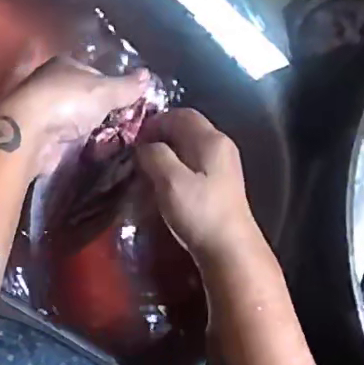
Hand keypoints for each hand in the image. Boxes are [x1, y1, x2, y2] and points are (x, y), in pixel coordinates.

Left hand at [0, 59, 153, 175]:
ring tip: (119, 141)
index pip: (94, 71)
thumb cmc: (67, 102)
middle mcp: (52, 85)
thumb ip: (127, 86)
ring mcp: (46, 113)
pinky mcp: (42, 138)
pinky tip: (98, 153)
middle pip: (84, 97)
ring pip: (76, 119)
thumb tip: (148, 76)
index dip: (112, 84)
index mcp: (64, 64)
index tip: (129, 100)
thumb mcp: (105, 91)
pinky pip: (69, 140)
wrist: (31, 135)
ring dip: (92, 130)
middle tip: (129, 125)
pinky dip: (81, 145)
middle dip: (102, 109)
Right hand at [136, 109, 263, 265]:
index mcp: (211, 139)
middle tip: (136, 155)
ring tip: (146, 171)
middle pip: (186, 130)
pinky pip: (194, 166)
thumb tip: (143, 146)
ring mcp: (223, 167)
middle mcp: (221, 147)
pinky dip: (176, 169)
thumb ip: (154, 155)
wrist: (229, 249)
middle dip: (159, 138)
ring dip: (166, 155)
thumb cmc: (199, 213)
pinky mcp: (221, 186)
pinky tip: (164, 186)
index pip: (180, 114)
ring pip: (189, 149)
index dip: (154, 122)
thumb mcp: (170, 181)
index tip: (133, 139)